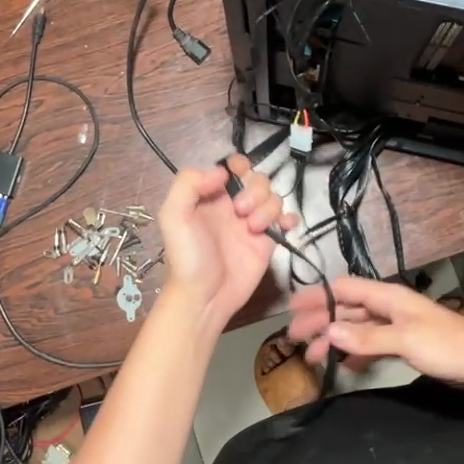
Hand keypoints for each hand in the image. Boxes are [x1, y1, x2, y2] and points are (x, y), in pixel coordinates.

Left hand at [158, 155, 297, 331]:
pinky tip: (280, 228)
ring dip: (268, 207)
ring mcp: (252, 222)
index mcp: (210, 195)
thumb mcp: (173, 216)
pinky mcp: (268, 241)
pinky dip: (289, 218)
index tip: (236, 178)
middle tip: (240, 212)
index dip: (238, 166)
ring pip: (273, 197)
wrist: (204, 297)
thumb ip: (188, 184)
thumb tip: (221, 172)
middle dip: (254, 190)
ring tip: (253, 228)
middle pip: (258, 178)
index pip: (231, 167)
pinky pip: (287, 218)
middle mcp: (232, 204)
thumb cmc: (187, 257)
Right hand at [286, 277, 463, 384]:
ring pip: (357, 329)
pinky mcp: (406, 346)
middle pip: (346, 310)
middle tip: (294, 339)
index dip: (317, 298)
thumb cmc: (449, 346)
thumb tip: (328, 332)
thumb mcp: (405, 340)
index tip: (291, 312)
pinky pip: (371, 346)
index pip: (344, 290)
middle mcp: (389, 308)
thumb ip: (366, 338)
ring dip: (334, 340)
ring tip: (313, 358)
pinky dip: (356, 354)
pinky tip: (345, 367)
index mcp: (388, 297)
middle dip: (320, 322)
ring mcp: (398, 327)